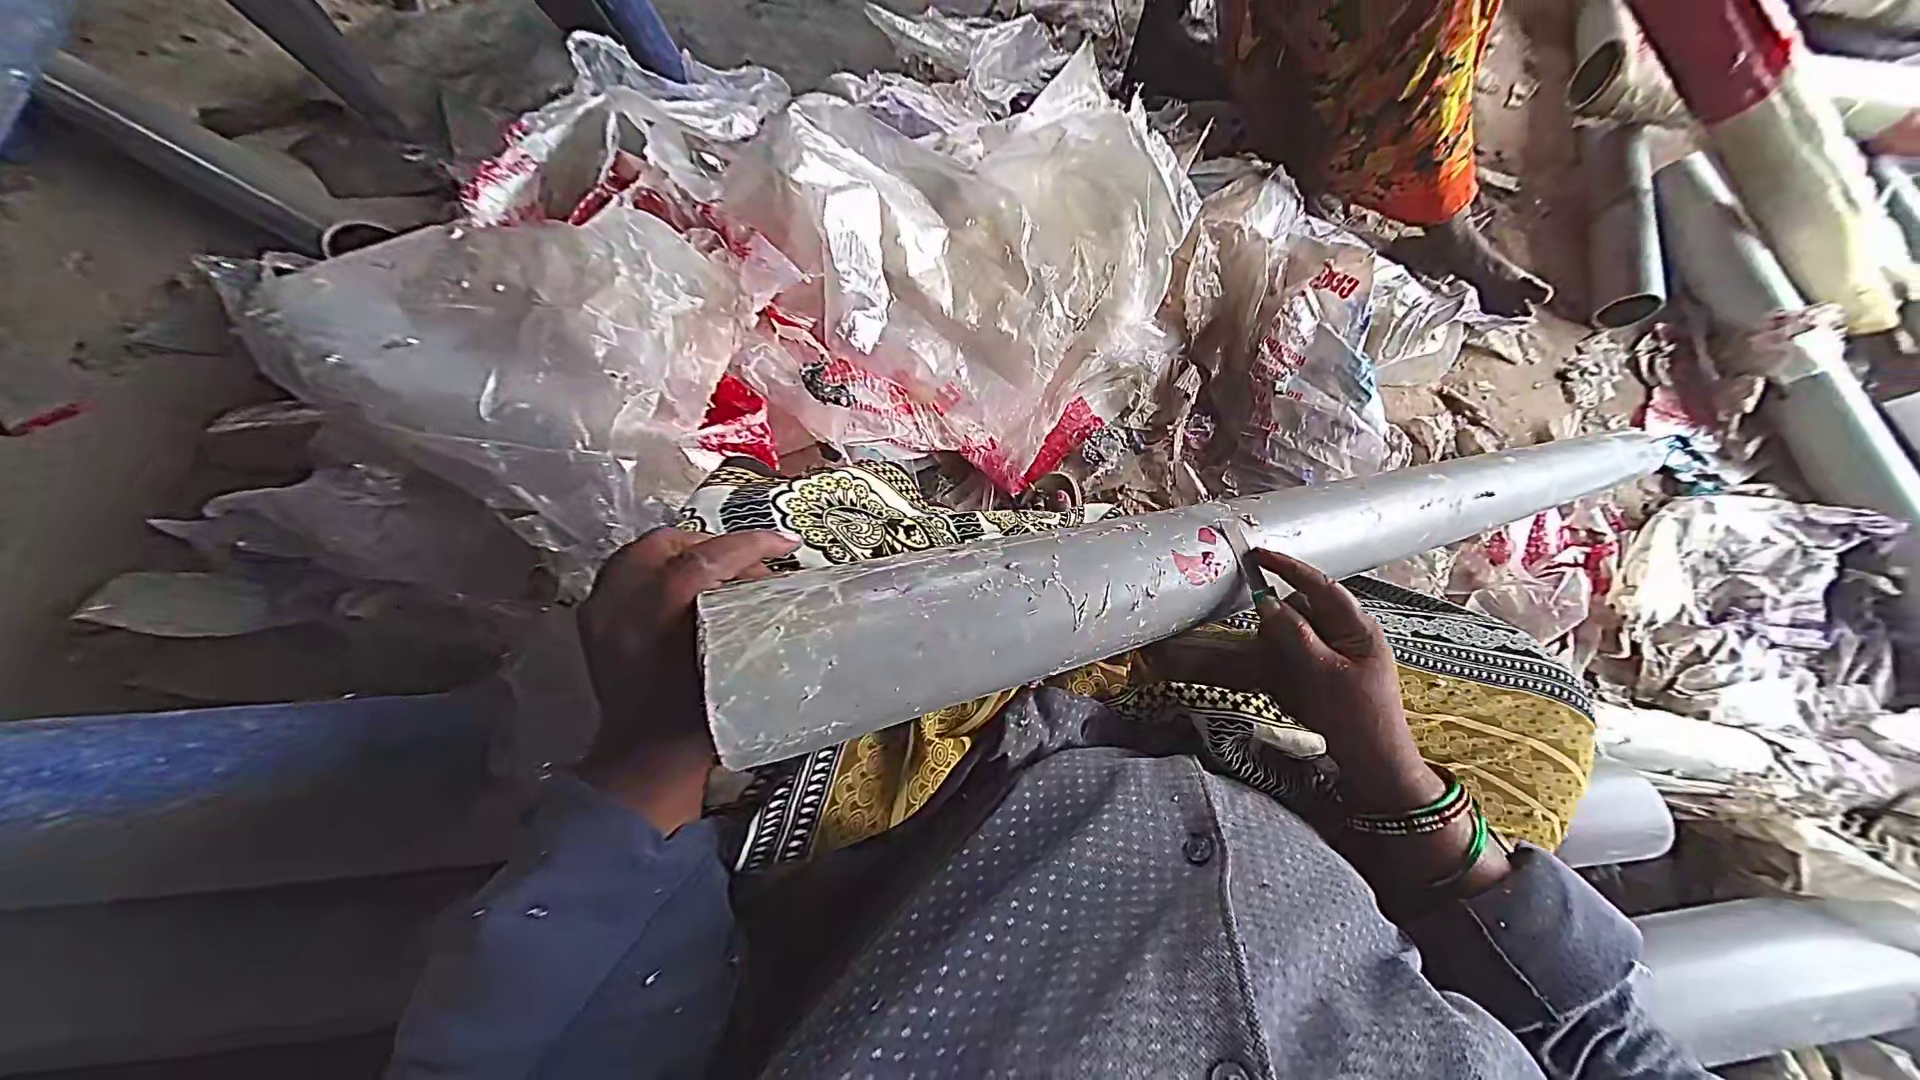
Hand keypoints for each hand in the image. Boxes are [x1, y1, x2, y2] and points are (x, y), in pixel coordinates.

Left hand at [575, 527, 797, 830]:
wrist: (646, 758)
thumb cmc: (698, 718)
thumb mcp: (734, 665)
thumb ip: (746, 615)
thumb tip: (770, 581)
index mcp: (657, 617)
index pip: (708, 557)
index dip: (752, 543)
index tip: (786, 543)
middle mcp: (620, 604)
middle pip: (669, 543)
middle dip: (717, 543)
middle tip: (752, 563)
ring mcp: (600, 610)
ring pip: (644, 552)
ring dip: (687, 551)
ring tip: (720, 572)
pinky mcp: (593, 619)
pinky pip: (627, 573)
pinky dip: (659, 568)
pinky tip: (683, 589)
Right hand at [1166, 549, 1442, 813]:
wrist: (1374, 767)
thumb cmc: (1355, 719)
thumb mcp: (1322, 674)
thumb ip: (1293, 634)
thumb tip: (1267, 603)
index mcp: (1359, 628)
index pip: (1320, 586)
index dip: (1288, 568)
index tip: (1257, 554)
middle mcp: (1348, 634)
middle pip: (1303, 606)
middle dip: (1280, 616)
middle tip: (1266, 640)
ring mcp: (1336, 653)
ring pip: (1294, 628)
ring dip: (1278, 641)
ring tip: (1282, 671)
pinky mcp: (1323, 671)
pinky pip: (1294, 652)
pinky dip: (1281, 658)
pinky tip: (1282, 678)